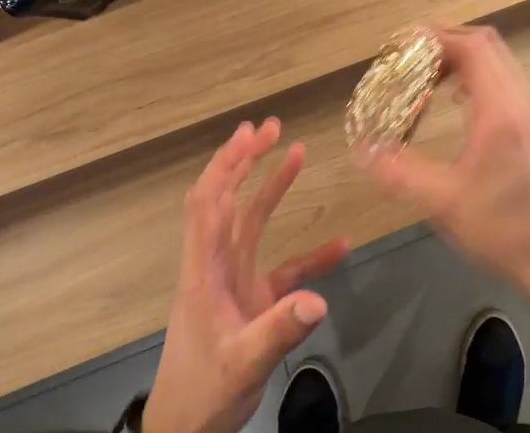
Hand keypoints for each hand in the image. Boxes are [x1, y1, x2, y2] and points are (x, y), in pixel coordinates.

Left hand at [145, 119, 349, 432]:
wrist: (188, 429)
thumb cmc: (203, 391)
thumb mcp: (241, 362)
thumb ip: (279, 329)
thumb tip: (320, 298)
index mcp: (204, 270)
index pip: (207, 204)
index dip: (224, 166)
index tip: (248, 135)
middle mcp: (217, 265)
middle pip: (228, 201)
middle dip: (245, 161)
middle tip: (270, 126)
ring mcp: (235, 281)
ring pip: (252, 223)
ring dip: (270, 188)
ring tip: (296, 150)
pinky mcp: (253, 301)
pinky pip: (286, 269)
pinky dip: (310, 255)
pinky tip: (341, 245)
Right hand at [357, 26, 529, 289]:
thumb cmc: (501, 229)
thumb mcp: (443, 203)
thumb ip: (399, 173)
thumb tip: (360, 150)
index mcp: (500, 111)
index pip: (473, 49)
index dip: (438, 37)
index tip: (404, 45)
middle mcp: (520, 100)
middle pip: (487, 44)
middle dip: (447, 40)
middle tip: (411, 57)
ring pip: (498, 59)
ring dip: (463, 56)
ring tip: (426, 75)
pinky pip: (503, 78)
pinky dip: (476, 74)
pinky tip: (453, 99)